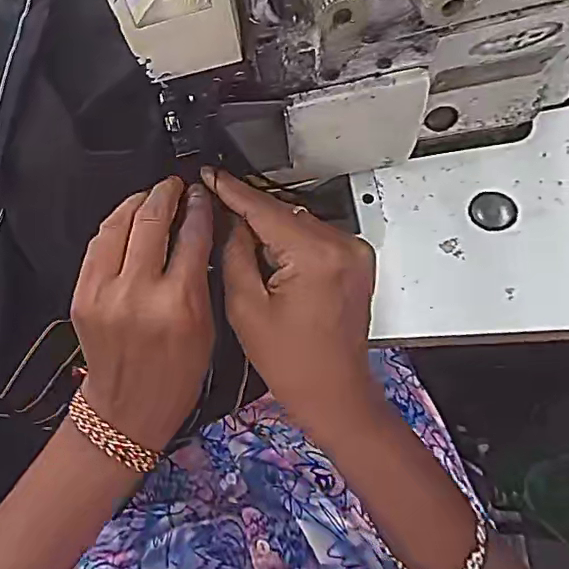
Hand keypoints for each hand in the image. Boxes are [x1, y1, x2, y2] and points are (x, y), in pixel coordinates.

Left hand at [71, 177, 215, 450]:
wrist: (127, 408)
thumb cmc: (176, 374)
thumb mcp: (206, 327)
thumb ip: (200, 276)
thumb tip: (198, 230)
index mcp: (178, 304)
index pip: (191, 236)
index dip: (198, 208)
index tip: (201, 196)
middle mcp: (138, 293)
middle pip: (151, 221)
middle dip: (166, 194)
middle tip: (175, 186)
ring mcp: (103, 292)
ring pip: (118, 224)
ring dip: (137, 202)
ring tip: (151, 196)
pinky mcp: (82, 295)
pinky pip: (97, 244)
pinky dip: (114, 224)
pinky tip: (127, 218)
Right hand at [203, 167, 379, 434]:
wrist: (334, 392)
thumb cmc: (294, 364)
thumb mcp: (245, 307)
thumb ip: (234, 253)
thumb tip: (230, 221)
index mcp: (316, 257)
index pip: (265, 209)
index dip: (232, 191)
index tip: (212, 176)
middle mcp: (343, 247)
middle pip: (284, 212)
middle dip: (249, 212)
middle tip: (216, 210)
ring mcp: (355, 253)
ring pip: (299, 222)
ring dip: (270, 227)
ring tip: (241, 243)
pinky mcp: (357, 260)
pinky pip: (315, 235)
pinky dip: (291, 240)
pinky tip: (270, 255)